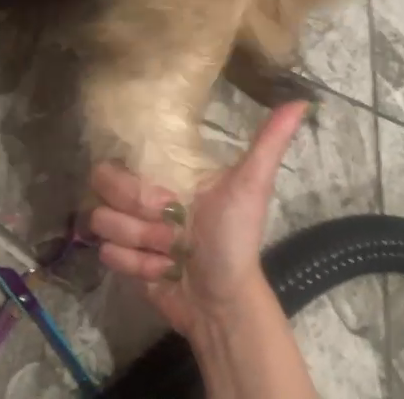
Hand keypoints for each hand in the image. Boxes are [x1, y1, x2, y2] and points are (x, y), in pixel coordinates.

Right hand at [87, 101, 307, 335]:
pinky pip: (107, 256)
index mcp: (162, 171)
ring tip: (172, 256)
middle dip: (138, 220)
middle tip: (172, 234)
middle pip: (101, 190)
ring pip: (102, 224)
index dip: (136, 187)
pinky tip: (164, 273)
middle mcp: (139, 194)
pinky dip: (138, 268)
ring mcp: (128, 227)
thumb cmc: (236, 239)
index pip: (116, 162)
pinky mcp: (123, 259)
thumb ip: (268, 143)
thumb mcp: (251, 186)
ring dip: (140, 247)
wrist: (224, 302)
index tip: (169, 201)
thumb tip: (301, 101)